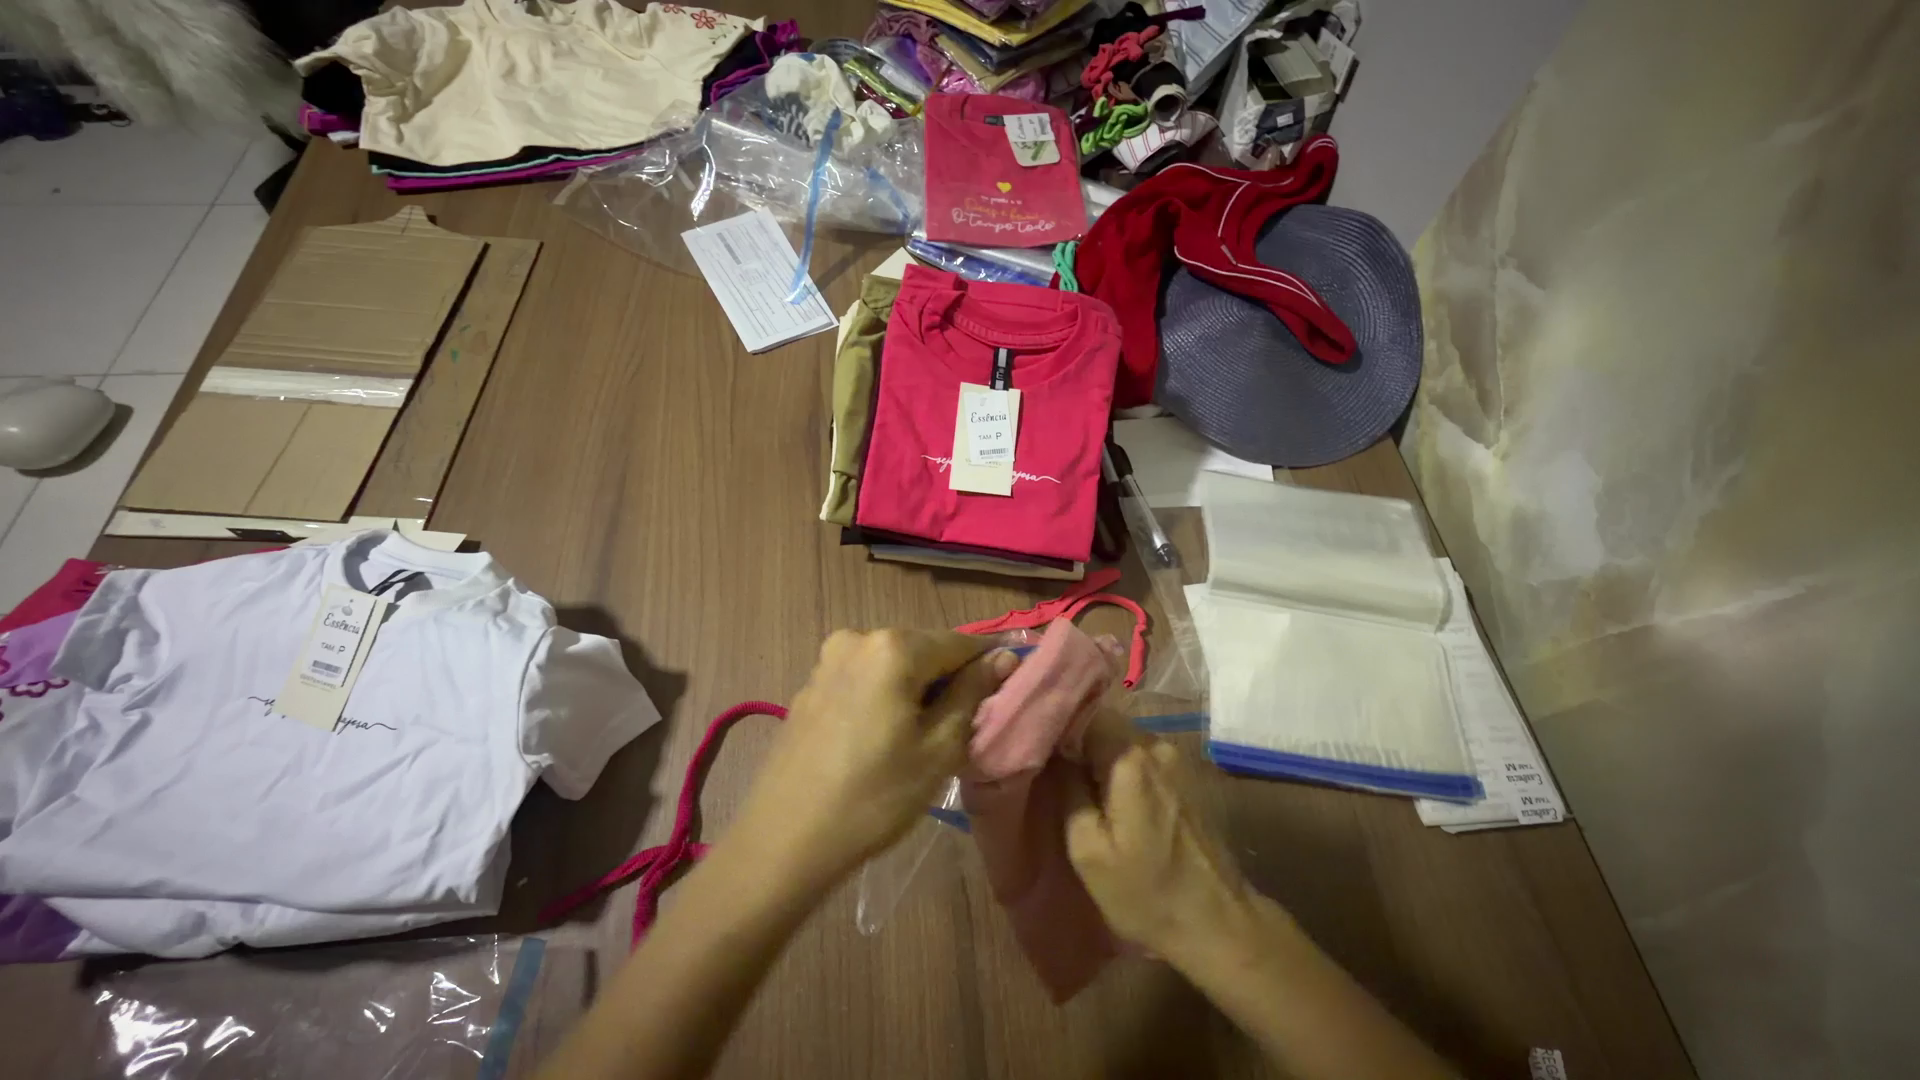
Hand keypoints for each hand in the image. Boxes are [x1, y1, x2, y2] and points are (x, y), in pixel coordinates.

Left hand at [736, 629, 1017, 883]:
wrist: (785, 840)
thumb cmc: (875, 796)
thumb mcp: (939, 748)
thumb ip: (973, 693)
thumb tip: (1003, 657)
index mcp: (893, 647)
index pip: (961, 643)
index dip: (988, 668)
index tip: (1005, 696)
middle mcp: (856, 639)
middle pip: (924, 651)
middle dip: (948, 682)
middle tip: (962, 730)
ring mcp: (826, 663)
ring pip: (892, 668)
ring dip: (915, 693)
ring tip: (921, 742)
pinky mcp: (808, 690)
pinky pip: (863, 683)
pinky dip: (883, 701)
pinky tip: (881, 744)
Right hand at [1064, 712, 1252, 960]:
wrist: (1216, 923)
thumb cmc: (1144, 891)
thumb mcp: (1087, 849)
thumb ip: (1068, 790)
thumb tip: (1055, 755)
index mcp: (1130, 758)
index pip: (1085, 713)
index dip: (1059, 726)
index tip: (1038, 748)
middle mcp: (1158, 746)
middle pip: (1106, 725)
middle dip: (1078, 744)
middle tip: (1054, 773)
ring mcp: (1178, 761)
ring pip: (1125, 742)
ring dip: (1101, 759)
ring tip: (1080, 789)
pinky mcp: (1189, 779)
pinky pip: (1144, 760)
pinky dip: (1123, 771)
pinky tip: (1113, 801)